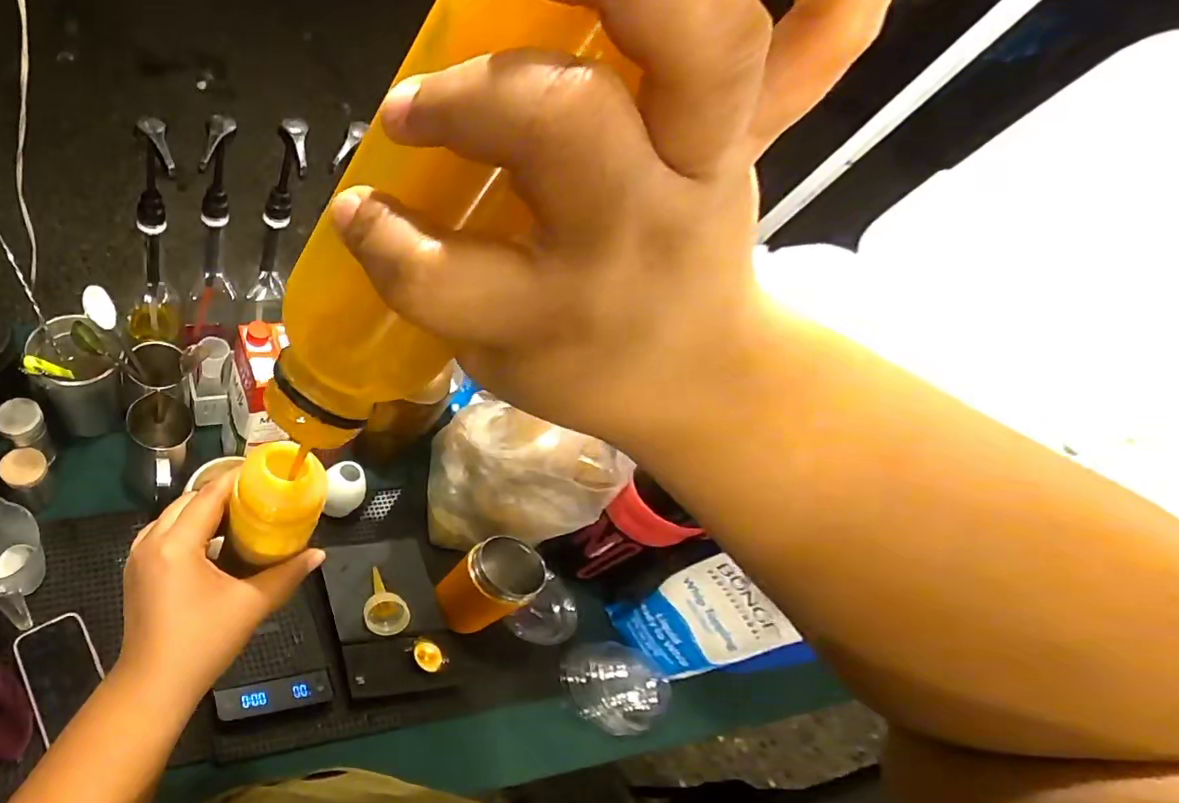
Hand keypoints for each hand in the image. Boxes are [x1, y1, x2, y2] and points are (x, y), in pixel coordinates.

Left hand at [115, 478, 324, 699]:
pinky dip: (188, 532)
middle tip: (256, 498)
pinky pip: (163, 536)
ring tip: (238, 518)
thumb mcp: (249, 606)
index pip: (208, 494)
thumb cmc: (203, 643)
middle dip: (221, 495)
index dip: (236, 479)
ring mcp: (138, 556)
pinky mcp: (136, 572)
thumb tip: (318, 555)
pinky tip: (212, 546)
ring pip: (173, 518)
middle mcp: (150, 540)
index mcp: (176, 543)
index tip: (263, 474)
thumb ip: (285, 575)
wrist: (154, 684)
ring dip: (203, 513)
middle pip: (188, 501)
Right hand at [328, 0, 883, 452]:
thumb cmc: (580, 368)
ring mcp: (707, 169)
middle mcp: (632, 232)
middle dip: (478, 96)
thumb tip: (364, 205)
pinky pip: (820, 50)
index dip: (386, 243)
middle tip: (419, 104)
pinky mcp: (753, 135)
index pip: (447, 277)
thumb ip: (433, 280)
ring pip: (702, 49)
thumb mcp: (494, 354)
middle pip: (564, 126)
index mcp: (551, 311)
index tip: (358, 211)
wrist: (696, 376)